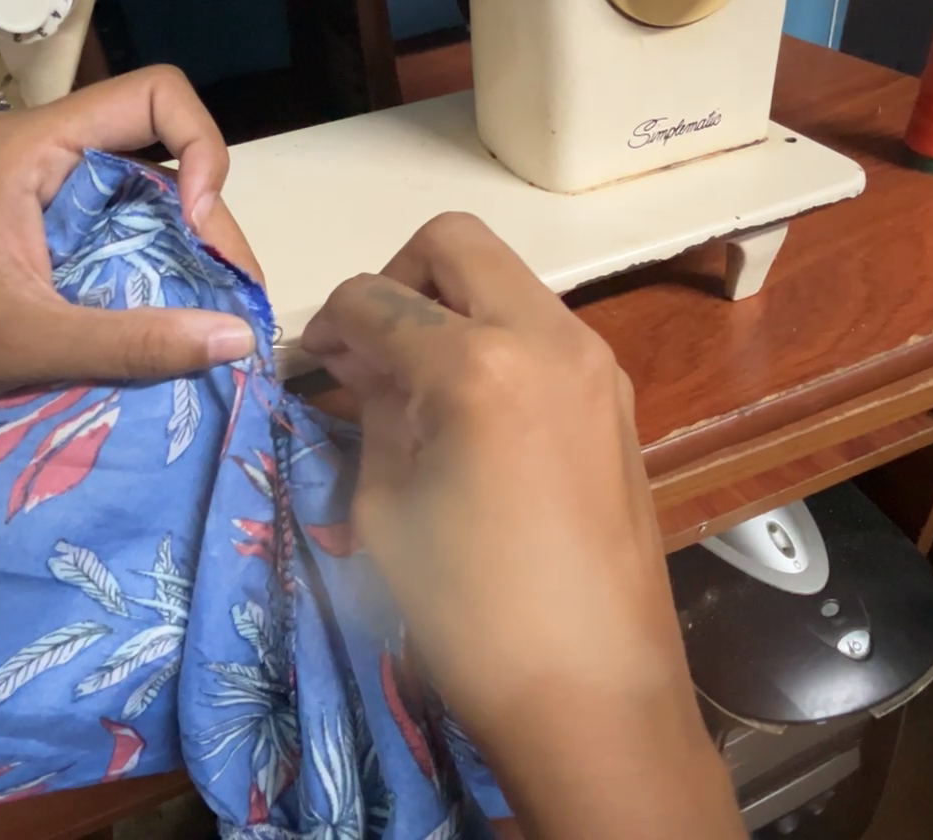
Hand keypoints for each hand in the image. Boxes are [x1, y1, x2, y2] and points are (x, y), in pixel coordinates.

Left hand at [0, 65, 262, 422]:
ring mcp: (60, 202)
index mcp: (41, 145)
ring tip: (214, 316)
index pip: (158, 95)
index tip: (202, 223)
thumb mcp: (25, 339)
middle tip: (230, 295)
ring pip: (157, 207)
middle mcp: (59, 160)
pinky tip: (176, 320)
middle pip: (172, 158)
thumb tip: (241, 339)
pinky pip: (134, 243)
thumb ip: (134, 342)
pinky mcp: (59, 242)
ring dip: (195, 255)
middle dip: (213, 222)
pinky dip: (166, 277)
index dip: (202, 146)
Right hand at [301, 214, 738, 837]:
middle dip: (397, 278)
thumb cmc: (469, 614)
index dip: (330, 320)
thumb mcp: (385, 502)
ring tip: (418, 380)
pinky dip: (492, 339)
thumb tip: (357, 354)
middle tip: (372, 348)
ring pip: (503, 279)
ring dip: (449, 307)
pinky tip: (471, 406)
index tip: (316, 359)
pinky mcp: (616, 390)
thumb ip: (372, 404)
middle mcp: (546, 334)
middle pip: (454, 242)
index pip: (377, 296)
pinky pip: (538, 326)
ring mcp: (593, 358)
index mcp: (477, 363)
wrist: (595, 691)